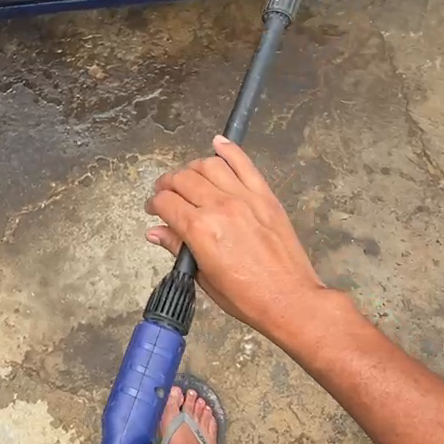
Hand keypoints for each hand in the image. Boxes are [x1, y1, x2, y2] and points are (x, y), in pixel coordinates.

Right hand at [145, 137, 335, 335]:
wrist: (290, 300)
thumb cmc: (247, 296)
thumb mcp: (202, 276)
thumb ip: (177, 247)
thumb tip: (155, 232)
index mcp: (199, 230)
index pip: (165, 202)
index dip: (154, 204)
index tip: (154, 209)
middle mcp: (219, 208)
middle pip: (182, 179)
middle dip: (167, 185)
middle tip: (166, 194)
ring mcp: (243, 198)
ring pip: (208, 165)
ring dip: (192, 168)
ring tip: (189, 178)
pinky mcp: (264, 197)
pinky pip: (244, 163)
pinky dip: (229, 149)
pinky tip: (218, 143)